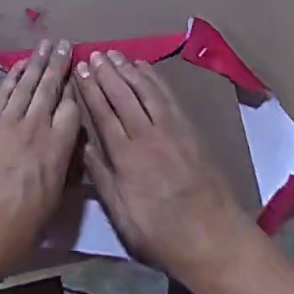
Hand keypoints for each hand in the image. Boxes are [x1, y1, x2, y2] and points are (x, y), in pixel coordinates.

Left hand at [0, 39, 81, 268]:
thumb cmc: (20, 225)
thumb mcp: (55, 199)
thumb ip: (63, 167)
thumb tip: (69, 150)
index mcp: (58, 147)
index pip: (72, 108)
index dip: (75, 91)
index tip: (78, 77)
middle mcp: (36, 125)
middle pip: (51, 87)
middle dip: (59, 64)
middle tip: (66, 44)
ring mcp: (10, 120)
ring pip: (28, 83)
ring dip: (38, 61)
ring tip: (46, 44)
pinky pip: (4, 91)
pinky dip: (13, 75)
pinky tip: (21, 64)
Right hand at [73, 50, 256, 281]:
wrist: (214, 239)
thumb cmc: (162, 234)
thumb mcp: (122, 216)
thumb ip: (101, 177)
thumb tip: (83, 145)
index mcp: (126, 157)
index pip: (103, 113)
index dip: (90, 89)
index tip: (79, 70)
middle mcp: (146, 135)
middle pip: (122, 95)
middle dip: (105, 72)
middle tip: (93, 54)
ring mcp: (170, 128)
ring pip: (144, 90)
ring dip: (127, 69)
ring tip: (113, 54)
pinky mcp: (188, 128)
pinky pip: (167, 95)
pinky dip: (153, 78)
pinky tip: (144, 68)